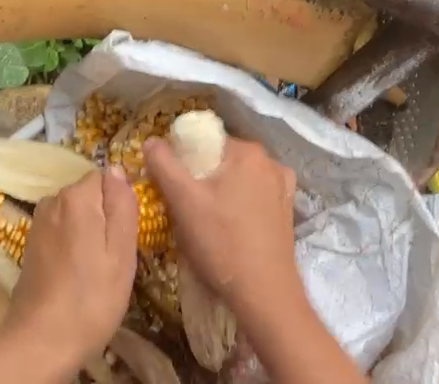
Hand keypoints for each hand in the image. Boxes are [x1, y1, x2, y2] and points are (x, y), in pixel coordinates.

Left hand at [1, 165, 139, 368]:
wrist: (43, 338)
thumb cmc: (92, 296)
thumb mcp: (121, 253)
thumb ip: (122, 206)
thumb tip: (117, 169)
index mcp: (76, 196)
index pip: (105, 178)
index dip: (118, 204)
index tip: (124, 235)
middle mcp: (53, 199)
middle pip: (88, 196)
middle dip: (103, 218)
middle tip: (113, 258)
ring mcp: (39, 221)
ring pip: (75, 214)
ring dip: (87, 233)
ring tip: (95, 270)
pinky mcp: (31, 242)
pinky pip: (61, 231)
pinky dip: (71, 245)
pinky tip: (76, 274)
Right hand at [143, 134, 301, 314]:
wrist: (265, 297)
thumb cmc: (221, 243)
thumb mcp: (182, 200)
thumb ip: (162, 163)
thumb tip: (151, 140)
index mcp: (247, 151)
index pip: (203, 140)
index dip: (182, 159)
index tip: (171, 184)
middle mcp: (270, 162)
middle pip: (220, 158)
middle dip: (200, 176)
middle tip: (184, 204)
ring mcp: (282, 188)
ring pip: (236, 177)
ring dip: (219, 190)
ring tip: (205, 218)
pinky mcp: (287, 212)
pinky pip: (254, 194)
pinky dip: (239, 202)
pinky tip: (229, 223)